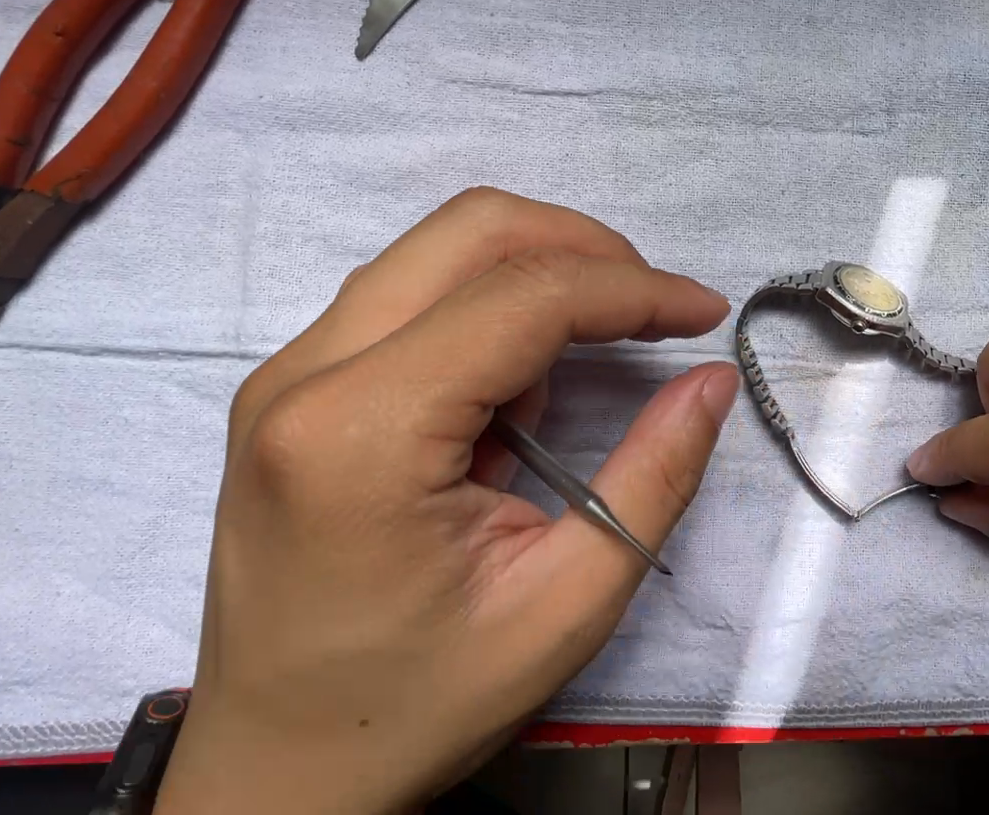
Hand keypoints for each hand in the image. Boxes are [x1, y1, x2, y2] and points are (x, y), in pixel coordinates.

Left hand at [156, 188, 739, 814]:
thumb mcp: (567, 606)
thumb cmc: (419, 702)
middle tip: (656, 307)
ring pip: (440, 248)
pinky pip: (416, 294)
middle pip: (472, 229)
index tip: (707, 313)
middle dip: (587, 248)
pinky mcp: (300, 385)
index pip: (525, 297)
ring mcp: (291, 372)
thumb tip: (714, 379)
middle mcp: (307, 374)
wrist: (275, 775)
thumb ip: (654, 478)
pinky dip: (497, 306)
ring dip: (542, 270)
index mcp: (363, 433)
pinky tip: (524, 386)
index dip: (635, 290)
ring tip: (597, 350)